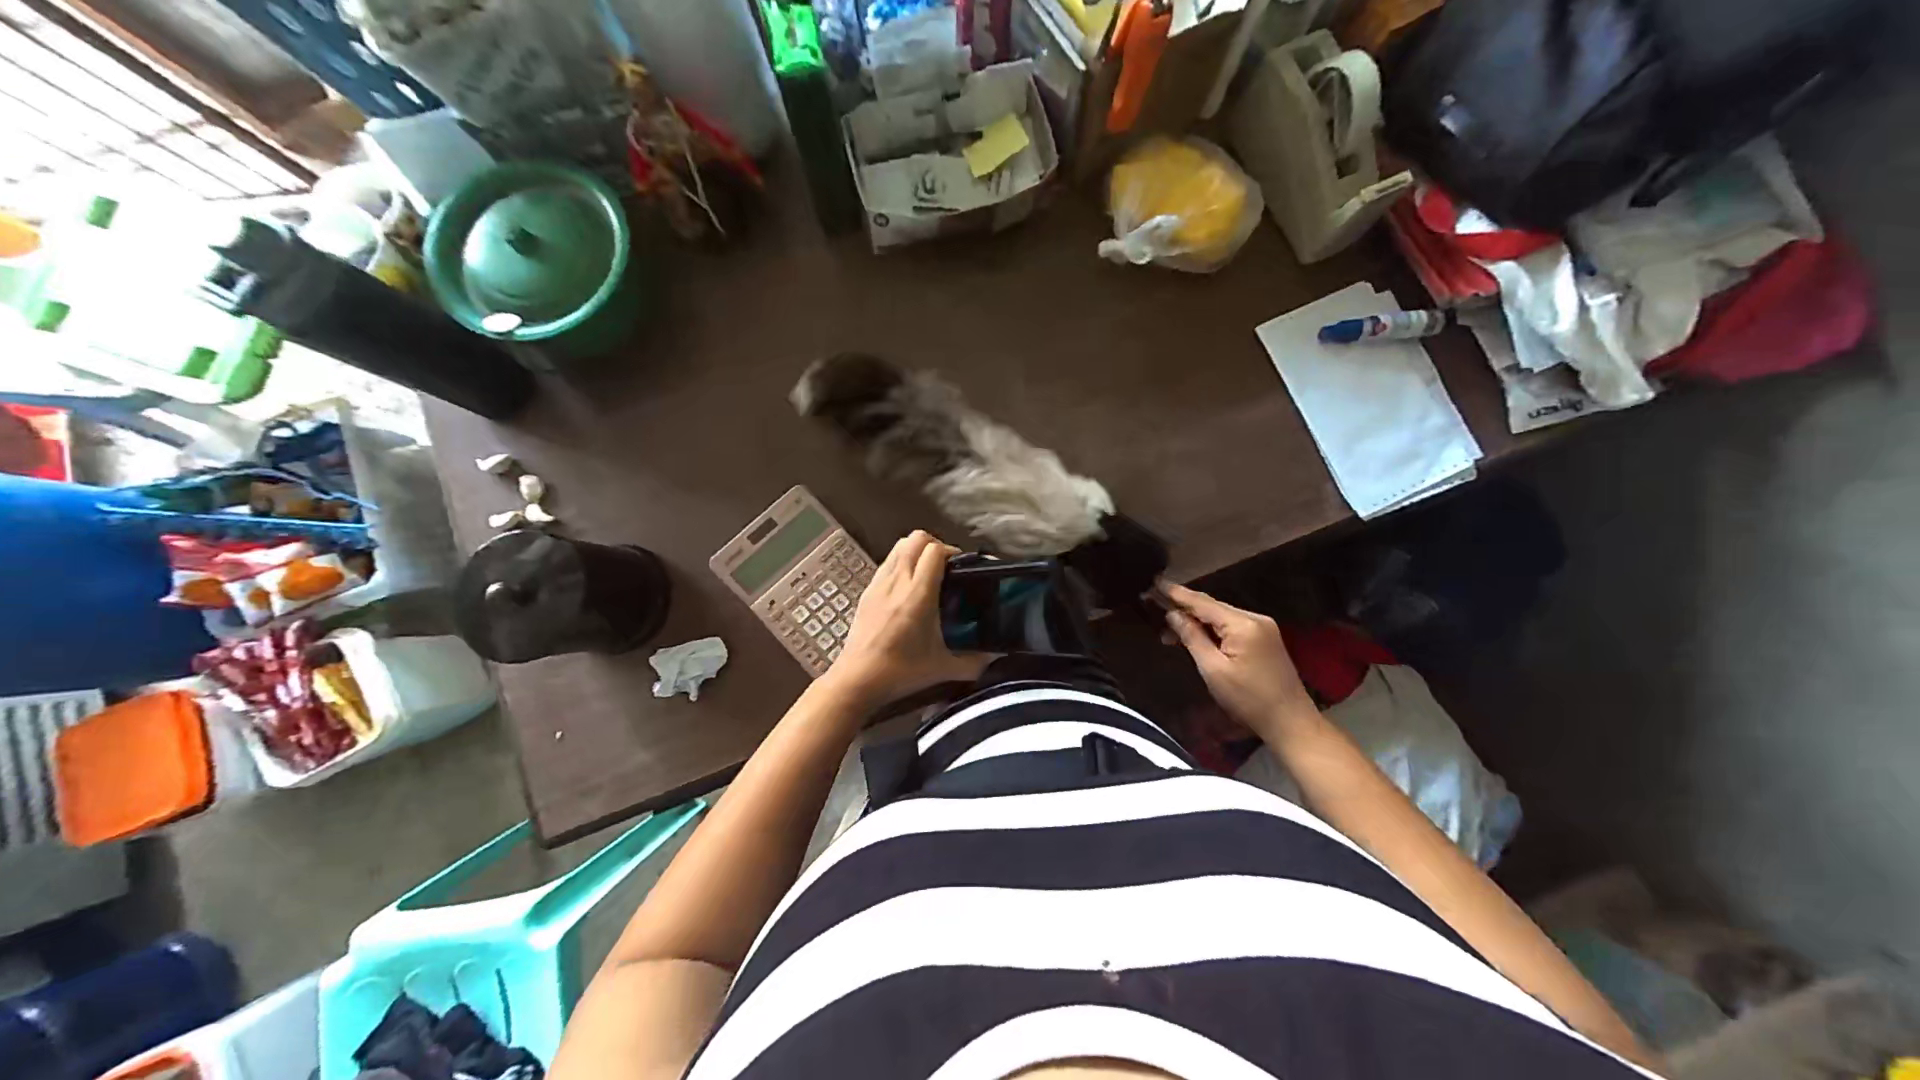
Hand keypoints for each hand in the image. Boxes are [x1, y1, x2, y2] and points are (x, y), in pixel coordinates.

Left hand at [823, 531, 989, 707]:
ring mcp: (879, 584)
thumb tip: (998, 657)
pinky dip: (900, 563)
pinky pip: (887, 563)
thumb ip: (975, 662)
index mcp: (918, 595)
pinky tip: (908, 587)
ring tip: (928, 572)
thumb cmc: (901, 672)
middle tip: (946, 566)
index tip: (962, 566)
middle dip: (935, 545)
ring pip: (899, 546)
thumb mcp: (943, 668)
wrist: (858, 679)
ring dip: (916, 551)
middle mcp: (897, 581)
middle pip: (916, 538)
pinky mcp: (867, 591)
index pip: (935, 551)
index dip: (952, 552)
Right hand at [1161, 583, 1317, 739]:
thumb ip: (1192, 637)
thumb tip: (1173, 614)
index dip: (1176, 593)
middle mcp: (1255, 618)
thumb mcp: (1213, 670)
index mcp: (1243, 624)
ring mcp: (1263, 628)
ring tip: (1170, 630)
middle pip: (1213, 607)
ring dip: (1197, 620)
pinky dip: (1213, 628)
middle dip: (1184, 608)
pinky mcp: (1265, 638)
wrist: (1290, 722)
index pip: (1202, 602)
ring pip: (1222, 616)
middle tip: (1155, 610)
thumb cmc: (1248, 699)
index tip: (1154, 583)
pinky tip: (1197, 635)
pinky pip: (1232, 625)